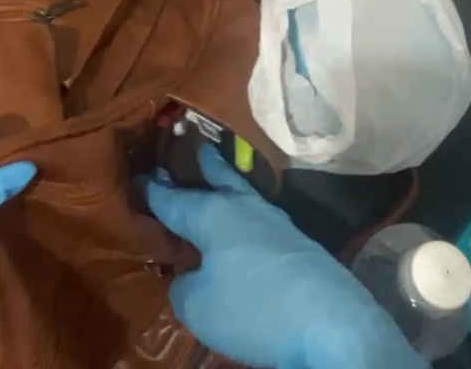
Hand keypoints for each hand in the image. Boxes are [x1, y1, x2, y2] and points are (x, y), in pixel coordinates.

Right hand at [143, 148, 424, 368]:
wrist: (330, 321)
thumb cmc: (254, 308)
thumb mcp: (198, 306)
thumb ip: (183, 285)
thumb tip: (191, 274)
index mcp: (212, 213)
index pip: (172, 199)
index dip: (153, 191)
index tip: (140, 177)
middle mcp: (243, 207)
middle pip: (220, 178)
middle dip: (206, 166)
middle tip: (198, 148)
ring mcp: (275, 222)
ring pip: (244, 194)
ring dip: (229, 184)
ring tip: (221, 177)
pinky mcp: (298, 243)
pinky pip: (260, 219)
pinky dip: (246, 215)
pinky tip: (247, 227)